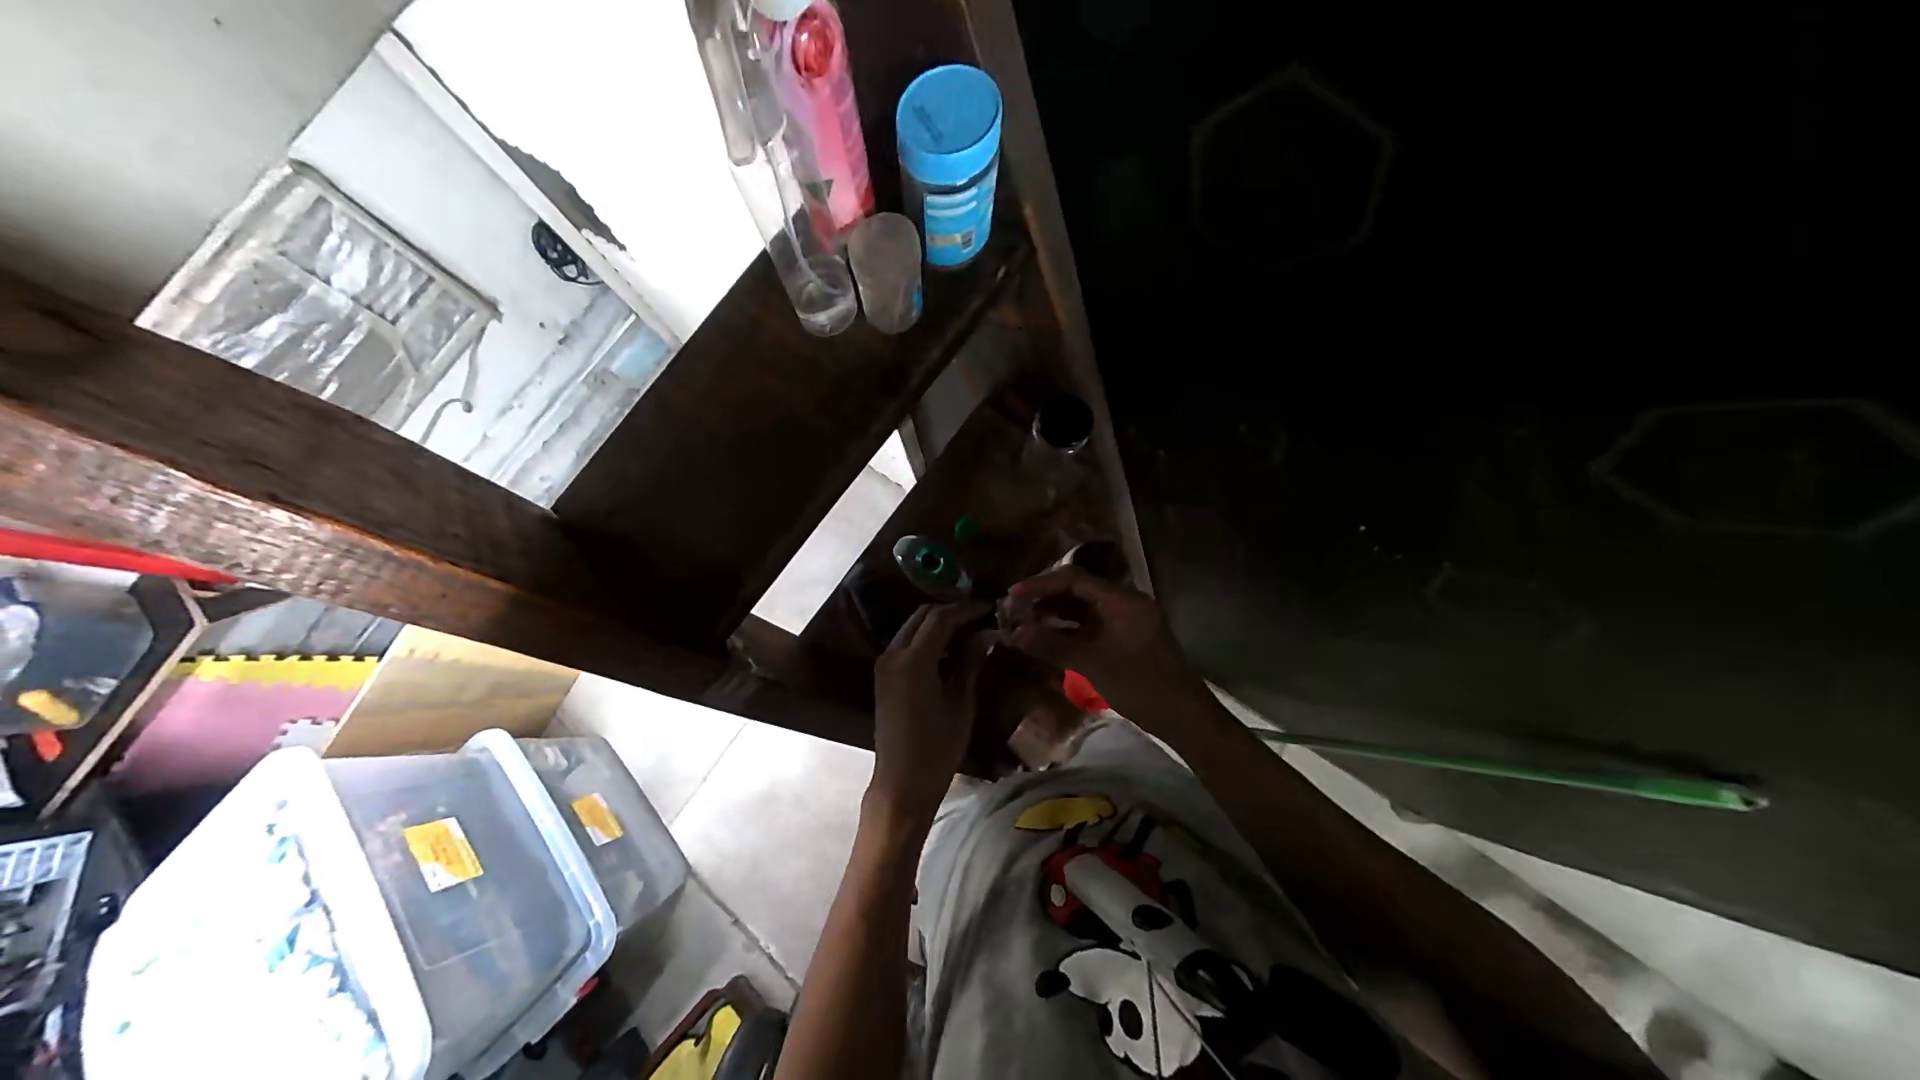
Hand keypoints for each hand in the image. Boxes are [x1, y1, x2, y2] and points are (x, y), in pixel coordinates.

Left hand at [870, 601, 992, 828]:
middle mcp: (893, 655)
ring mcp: (884, 665)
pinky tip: (949, 650)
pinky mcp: (883, 677)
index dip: (966, 609)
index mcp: (913, 660)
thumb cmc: (938, 747)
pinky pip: (905, 644)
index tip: (990, 607)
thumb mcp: (961, 703)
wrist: (901, 782)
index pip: (941, 618)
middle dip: (950, 612)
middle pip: (922, 616)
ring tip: (969, 631)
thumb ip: (970, 662)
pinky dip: (926, 639)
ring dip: (937, 624)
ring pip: (911, 628)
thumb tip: (986, 633)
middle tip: (979, 617)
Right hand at [998, 568, 1207, 727]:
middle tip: (1014, 611)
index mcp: (1122, 600)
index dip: (1041, 584)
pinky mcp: (1126, 638)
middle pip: (1078, 590)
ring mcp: (1127, 620)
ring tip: (1024, 625)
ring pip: (1083, 609)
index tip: (1013, 595)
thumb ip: (1052, 645)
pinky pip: (1092, 625)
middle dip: (1045, 599)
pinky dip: (1069, 630)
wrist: (1184, 717)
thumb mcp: (1092, 665)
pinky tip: (1047, 640)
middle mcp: (1125, 603)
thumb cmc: (1141, 685)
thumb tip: (1014, 632)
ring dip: (1055, 615)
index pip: (1074, 579)